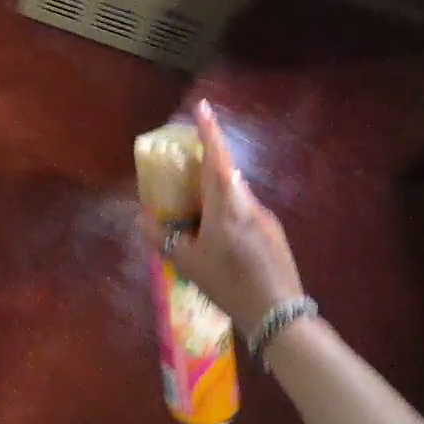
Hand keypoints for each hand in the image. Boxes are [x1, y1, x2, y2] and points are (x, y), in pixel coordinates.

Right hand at [139, 102, 305, 325]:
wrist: (280, 317)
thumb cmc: (229, 284)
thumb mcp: (187, 263)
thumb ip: (163, 238)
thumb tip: (143, 221)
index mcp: (226, 203)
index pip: (216, 156)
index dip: (208, 130)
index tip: (202, 106)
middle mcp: (248, 203)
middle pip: (224, 176)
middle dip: (205, 172)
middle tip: (184, 180)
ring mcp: (266, 219)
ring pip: (235, 198)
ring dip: (216, 201)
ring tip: (199, 226)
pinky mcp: (275, 236)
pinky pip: (246, 215)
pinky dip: (229, 219)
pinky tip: (223, 248)